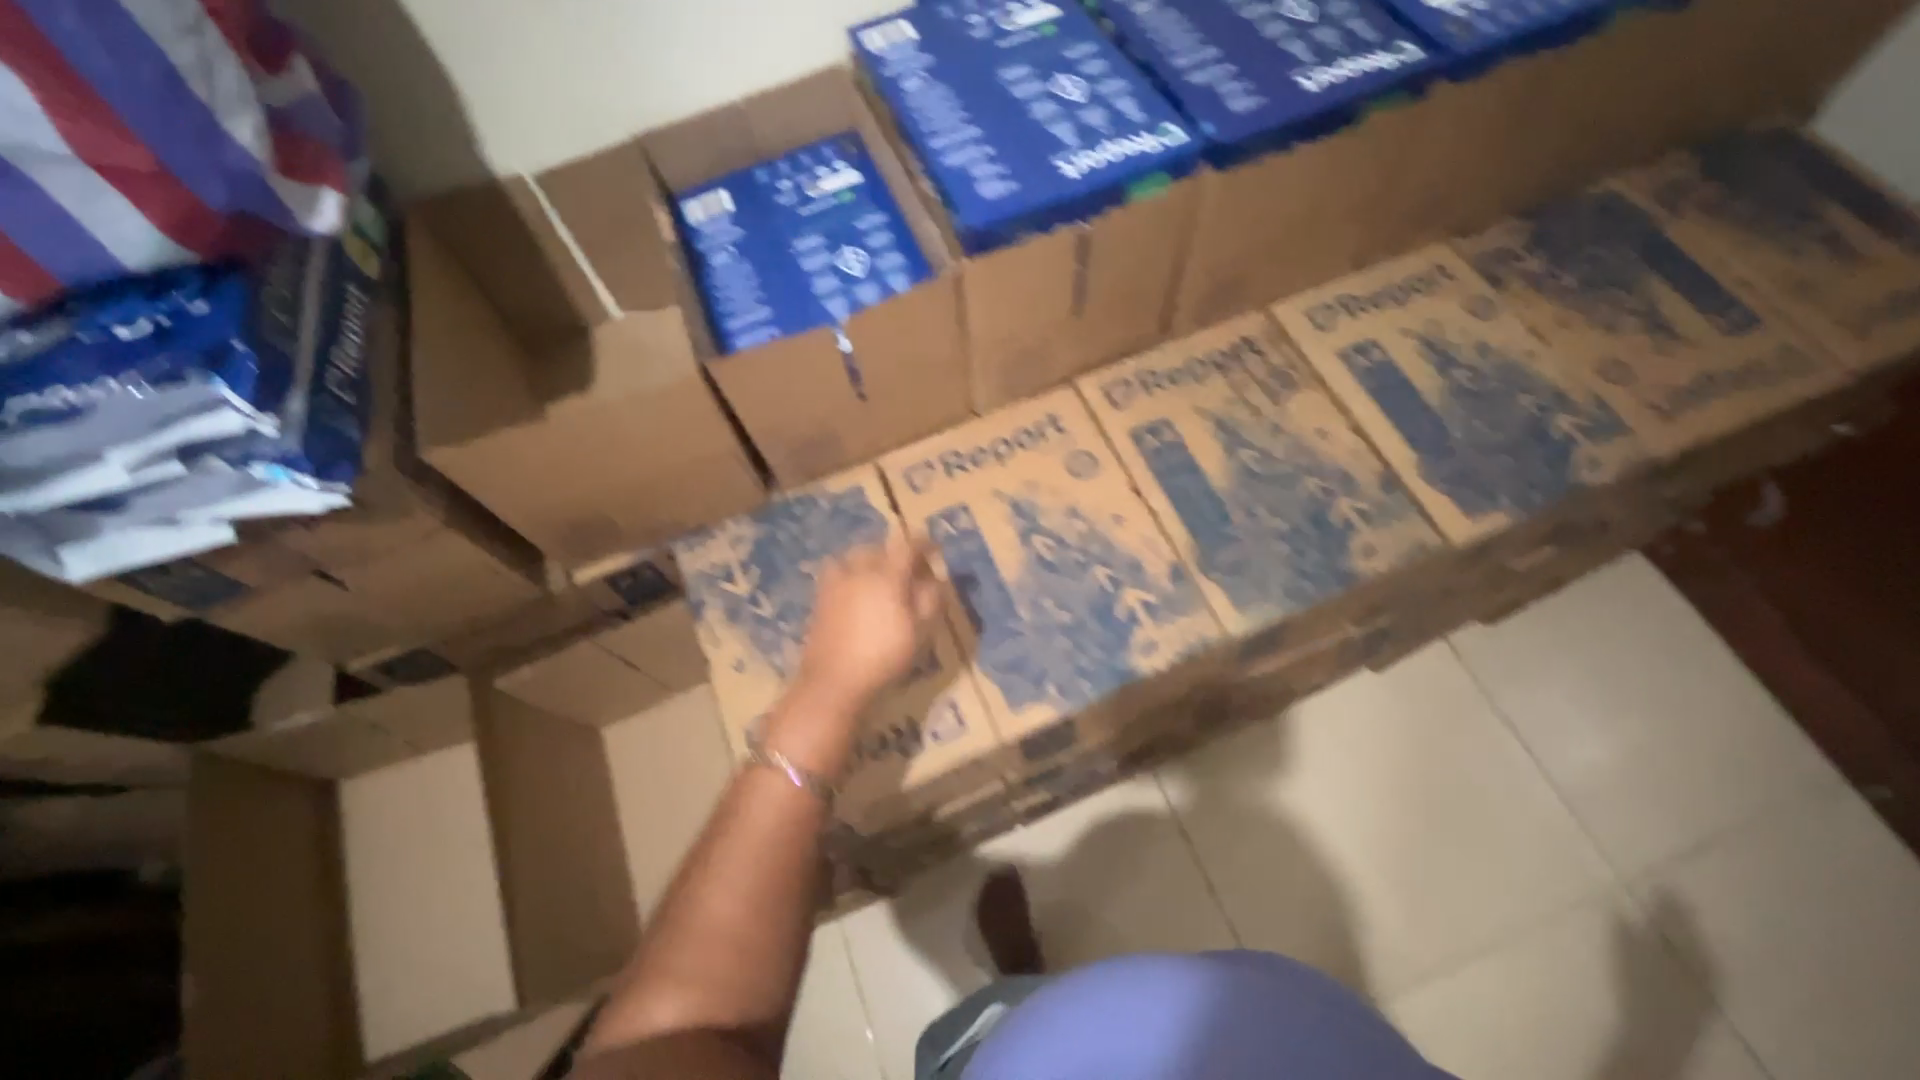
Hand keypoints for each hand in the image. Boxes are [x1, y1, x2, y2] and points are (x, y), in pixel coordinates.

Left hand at [796, 536, 944, 713]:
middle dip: (897, 553)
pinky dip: (850, 573)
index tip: (934, 549)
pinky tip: (856, 592)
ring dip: (870, 560)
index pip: (908, 544)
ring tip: (880, 577)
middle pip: (879, 547)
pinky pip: (837, 572)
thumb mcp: (920, 631)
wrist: (834, 680)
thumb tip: (935, 579)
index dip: (924, 543)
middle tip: (910, 570)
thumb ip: (930, 599)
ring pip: (854, 556)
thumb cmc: (885, 656)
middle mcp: (859, 569)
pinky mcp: (819, 597)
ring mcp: (835, 582)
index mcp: (887, 574)